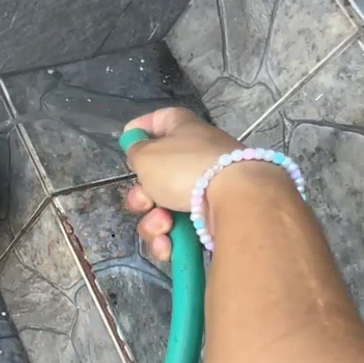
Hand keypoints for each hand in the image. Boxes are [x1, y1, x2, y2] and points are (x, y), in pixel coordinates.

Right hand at [121, 107, 244, 261]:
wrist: (236, 198)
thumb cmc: (187, 168)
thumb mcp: (147, 155)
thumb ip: (136, 152)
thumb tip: (140, 152)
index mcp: (183, 132)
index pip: (161, 119)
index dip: (143, 127)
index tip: (127, 138)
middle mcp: (194, 157)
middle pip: (155, 177)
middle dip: (141, 196)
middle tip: (144, 202)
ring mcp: (204, 188)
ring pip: (162, 209)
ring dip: (153, 222)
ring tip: (163, 225)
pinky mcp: (210, 217)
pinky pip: (177, 230)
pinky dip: (168, 239)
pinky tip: (168, 243)